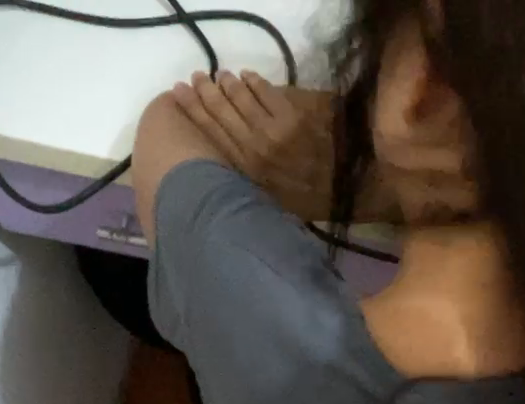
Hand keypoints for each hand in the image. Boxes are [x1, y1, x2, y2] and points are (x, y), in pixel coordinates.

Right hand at [169, 71, 334, 214]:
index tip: (178, 94)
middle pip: (219, 112)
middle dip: (204, 92)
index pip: (210, 135)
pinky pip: (265, 91)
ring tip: (220, 77)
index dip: (191, 111)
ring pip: (239, 98)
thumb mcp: (270, 205)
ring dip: (227, 83)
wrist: (346, 191)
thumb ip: (247, 184)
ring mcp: (272, 132)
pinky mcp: (292, 117)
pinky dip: (253, 82)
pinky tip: (247, 77)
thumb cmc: (309, 203)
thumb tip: (228, 169)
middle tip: (196, 79)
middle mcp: (253, 151)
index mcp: (245, 173)